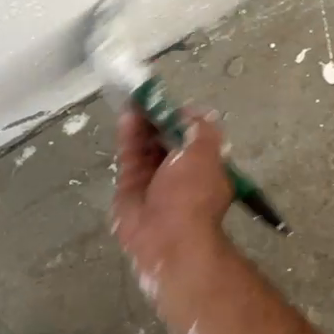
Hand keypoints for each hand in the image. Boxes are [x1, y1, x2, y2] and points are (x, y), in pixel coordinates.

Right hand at [111, 108, 234, 287]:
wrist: (166, 238)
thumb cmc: (192, 194)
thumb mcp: (207, 154)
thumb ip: (202, 130)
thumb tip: (194, 112)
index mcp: (205, 169)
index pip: (193, 137)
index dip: (181, 118)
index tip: (169, 101)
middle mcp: (180, 174)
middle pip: (166, 139)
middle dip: (157, 118)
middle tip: (146, 95)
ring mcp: (154, 181)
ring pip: (146, 146)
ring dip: (141, 123)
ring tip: (133, 99)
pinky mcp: (130, 186)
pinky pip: (129, 156)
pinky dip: (128, 136)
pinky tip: (126, 115)